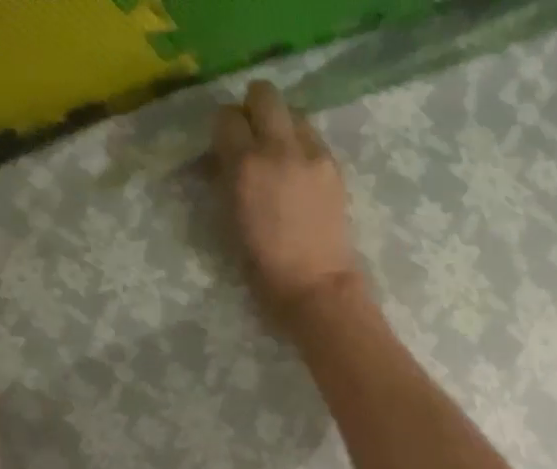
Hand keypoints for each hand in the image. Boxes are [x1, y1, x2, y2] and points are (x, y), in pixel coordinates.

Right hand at [213, 81, 365, 325]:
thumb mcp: (228, 220)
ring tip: (280, 156)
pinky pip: (314, 140)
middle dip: (254, 108)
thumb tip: (221, 158)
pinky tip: (301, 174)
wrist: (316, 286)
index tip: (226, 146)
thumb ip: (224, 178)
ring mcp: (312, 155)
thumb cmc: (263, 267)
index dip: (225, 129)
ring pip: (294, 113)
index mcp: (245, 164)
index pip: (227, 116)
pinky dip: (304, 147)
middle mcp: (279, 149)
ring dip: (283, 126)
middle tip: (253, 134)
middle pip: (264, 94)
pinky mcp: (335, 168)